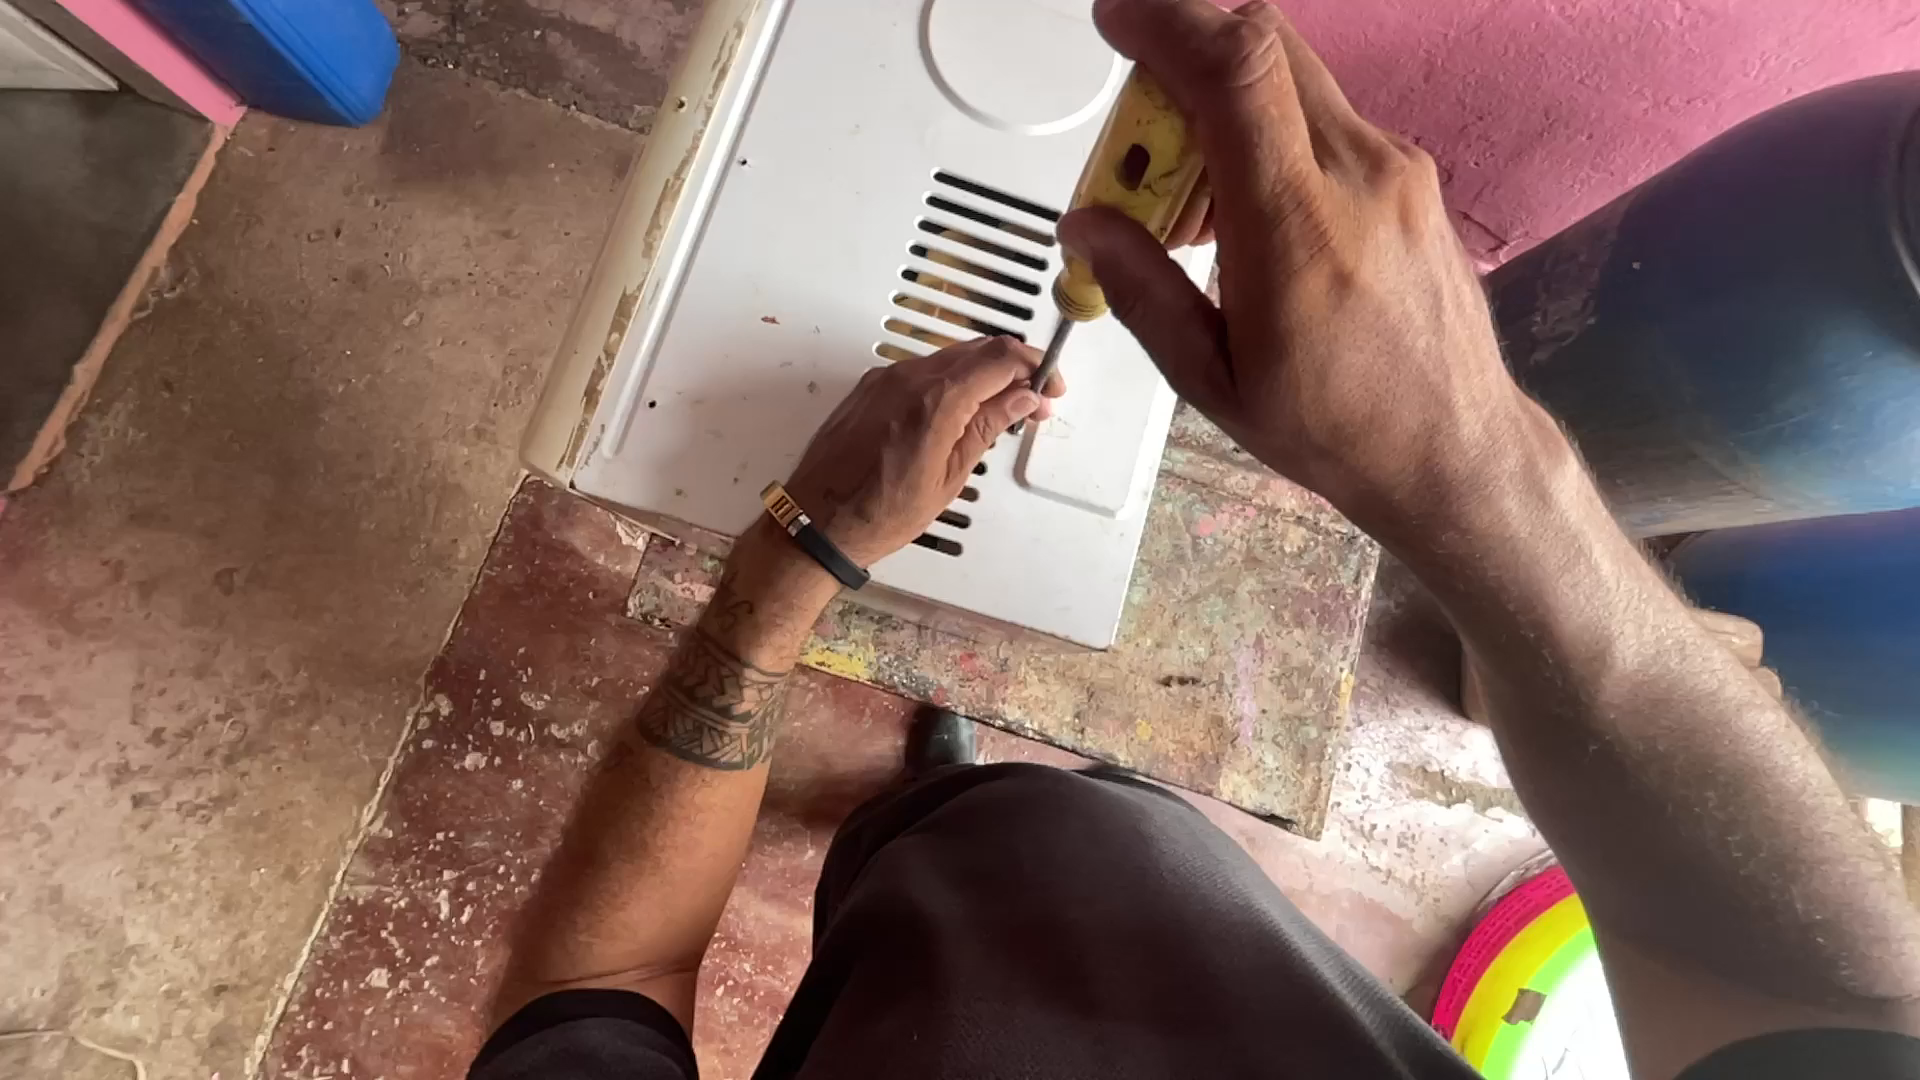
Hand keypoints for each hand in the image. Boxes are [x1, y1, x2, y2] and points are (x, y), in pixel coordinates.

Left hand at [782, 337, 1062, 567]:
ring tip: (1000, 410)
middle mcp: (909, 378)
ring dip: (983, 375)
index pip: (1001, 359)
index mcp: (936, 401)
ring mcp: (885, 379)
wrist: (818, 521)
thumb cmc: (878, 512)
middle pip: (978, 350)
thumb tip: (1022, 398)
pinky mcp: (871, 387)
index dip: (1035, 368)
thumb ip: (987, 427)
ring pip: (950, 357)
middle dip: (1014, 370)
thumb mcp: (950, 476)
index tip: (1050, 388)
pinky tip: (960, 409)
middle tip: (1033, 401)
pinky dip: (951, 381)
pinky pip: (922, 370)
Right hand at [1059, 0, 1543, 533]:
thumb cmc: (1328, 427)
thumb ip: (1142, 292)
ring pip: (1290, 85)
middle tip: (1135, 149)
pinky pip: (1320, 122)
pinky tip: (1237, 215)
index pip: (1236, 70)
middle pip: (1263, 51)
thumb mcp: (1210, 379)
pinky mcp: (1411, 177)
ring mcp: (1397, 167)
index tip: (1115, 18)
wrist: (1449, 447)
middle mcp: (1359, 172)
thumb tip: (1084, 226)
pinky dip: (1260, 140)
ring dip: (1216, 115)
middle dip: (1179, 67)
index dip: (1169, 21)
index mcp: (1296, 229)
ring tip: (1183, 212)